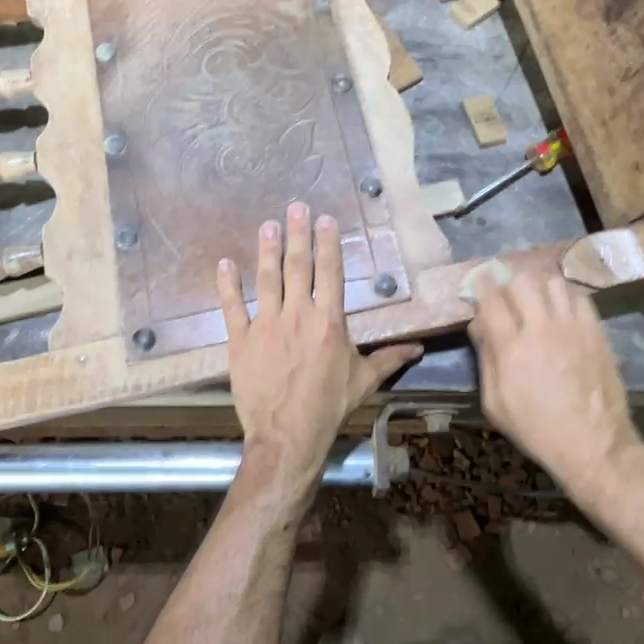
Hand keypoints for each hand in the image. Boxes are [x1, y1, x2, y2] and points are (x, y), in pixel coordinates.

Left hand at [219, 202, 422, 497]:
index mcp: (329, 321)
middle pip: (298, 266)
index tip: (324, 219)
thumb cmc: (330, 406)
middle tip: (296, 207)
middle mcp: (298, 315)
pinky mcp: (240, 341)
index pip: (329, 272)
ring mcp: (266, 326)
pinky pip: (232, 307)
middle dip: (297, 234)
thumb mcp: (364, 381)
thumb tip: (418, 347)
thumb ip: (390, 358)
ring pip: (266, 279)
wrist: (288, 436)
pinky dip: (228, 285)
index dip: (327, 243)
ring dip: (267, 250)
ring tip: (267, 225)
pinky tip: (225, 263)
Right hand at [469, 273, 643, 489]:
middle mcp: (541, 329)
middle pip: (521, 281)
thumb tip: (478, 324)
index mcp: (511, 349)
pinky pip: (579, 296)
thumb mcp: (495, 404)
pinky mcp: (596, 331)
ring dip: (539, 288)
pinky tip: (563, 312)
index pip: (490, 299)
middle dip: (509, 285)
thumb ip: (485, 359)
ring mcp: (572, 327)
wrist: (595, 446)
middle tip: (509, 298)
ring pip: (552, 282)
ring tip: (538, 302)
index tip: (479, 287)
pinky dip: (566, 297)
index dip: (481, 288)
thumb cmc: (537, 430)